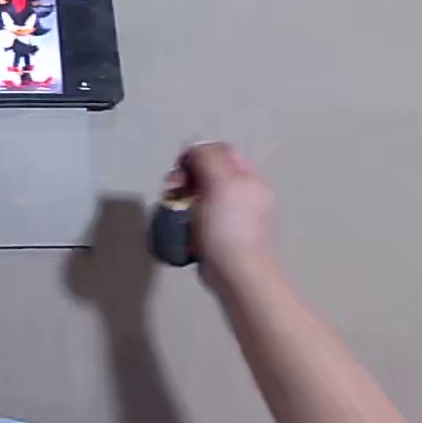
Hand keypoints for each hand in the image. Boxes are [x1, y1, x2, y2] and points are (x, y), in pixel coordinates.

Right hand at [166, 142, 276, 290]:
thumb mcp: (220, 183)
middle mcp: (245, 193)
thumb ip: (207, 157)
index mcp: (249, 179)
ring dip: (183, 194)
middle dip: (186, 175)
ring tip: (174, 207)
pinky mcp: (223, 232)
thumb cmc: (228, 226)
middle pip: (208, 170)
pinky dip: (188, 213)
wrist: (238, 274)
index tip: (180, 168)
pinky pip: (200, 212)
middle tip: (173, 189)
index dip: (196, 153)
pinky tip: (183, 222)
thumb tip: (194, 148)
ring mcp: (235, 214)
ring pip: (201, 191)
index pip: (219, 150)